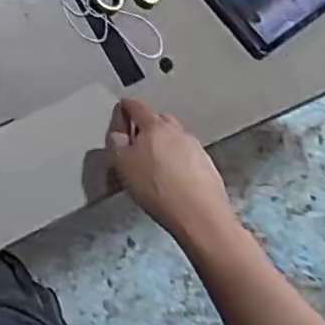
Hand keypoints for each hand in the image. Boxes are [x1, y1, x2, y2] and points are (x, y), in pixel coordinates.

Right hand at [106, 98, 234, 242]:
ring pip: (176, 137)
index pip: (136, 106)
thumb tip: (120, 130)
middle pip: (159, 119)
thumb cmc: (155, 187)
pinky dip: (180, 159)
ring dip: (166, 143)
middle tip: (138, 143)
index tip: (120, 114)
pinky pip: (189, 154)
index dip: (125, 107)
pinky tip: (176, 178)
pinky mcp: (209, 166)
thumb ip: (116, 141)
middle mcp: (177, 130)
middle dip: (148, 125)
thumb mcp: (121, 163)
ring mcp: (197, 147)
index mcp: (154, 125)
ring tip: (158, 163)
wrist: (201, 217)